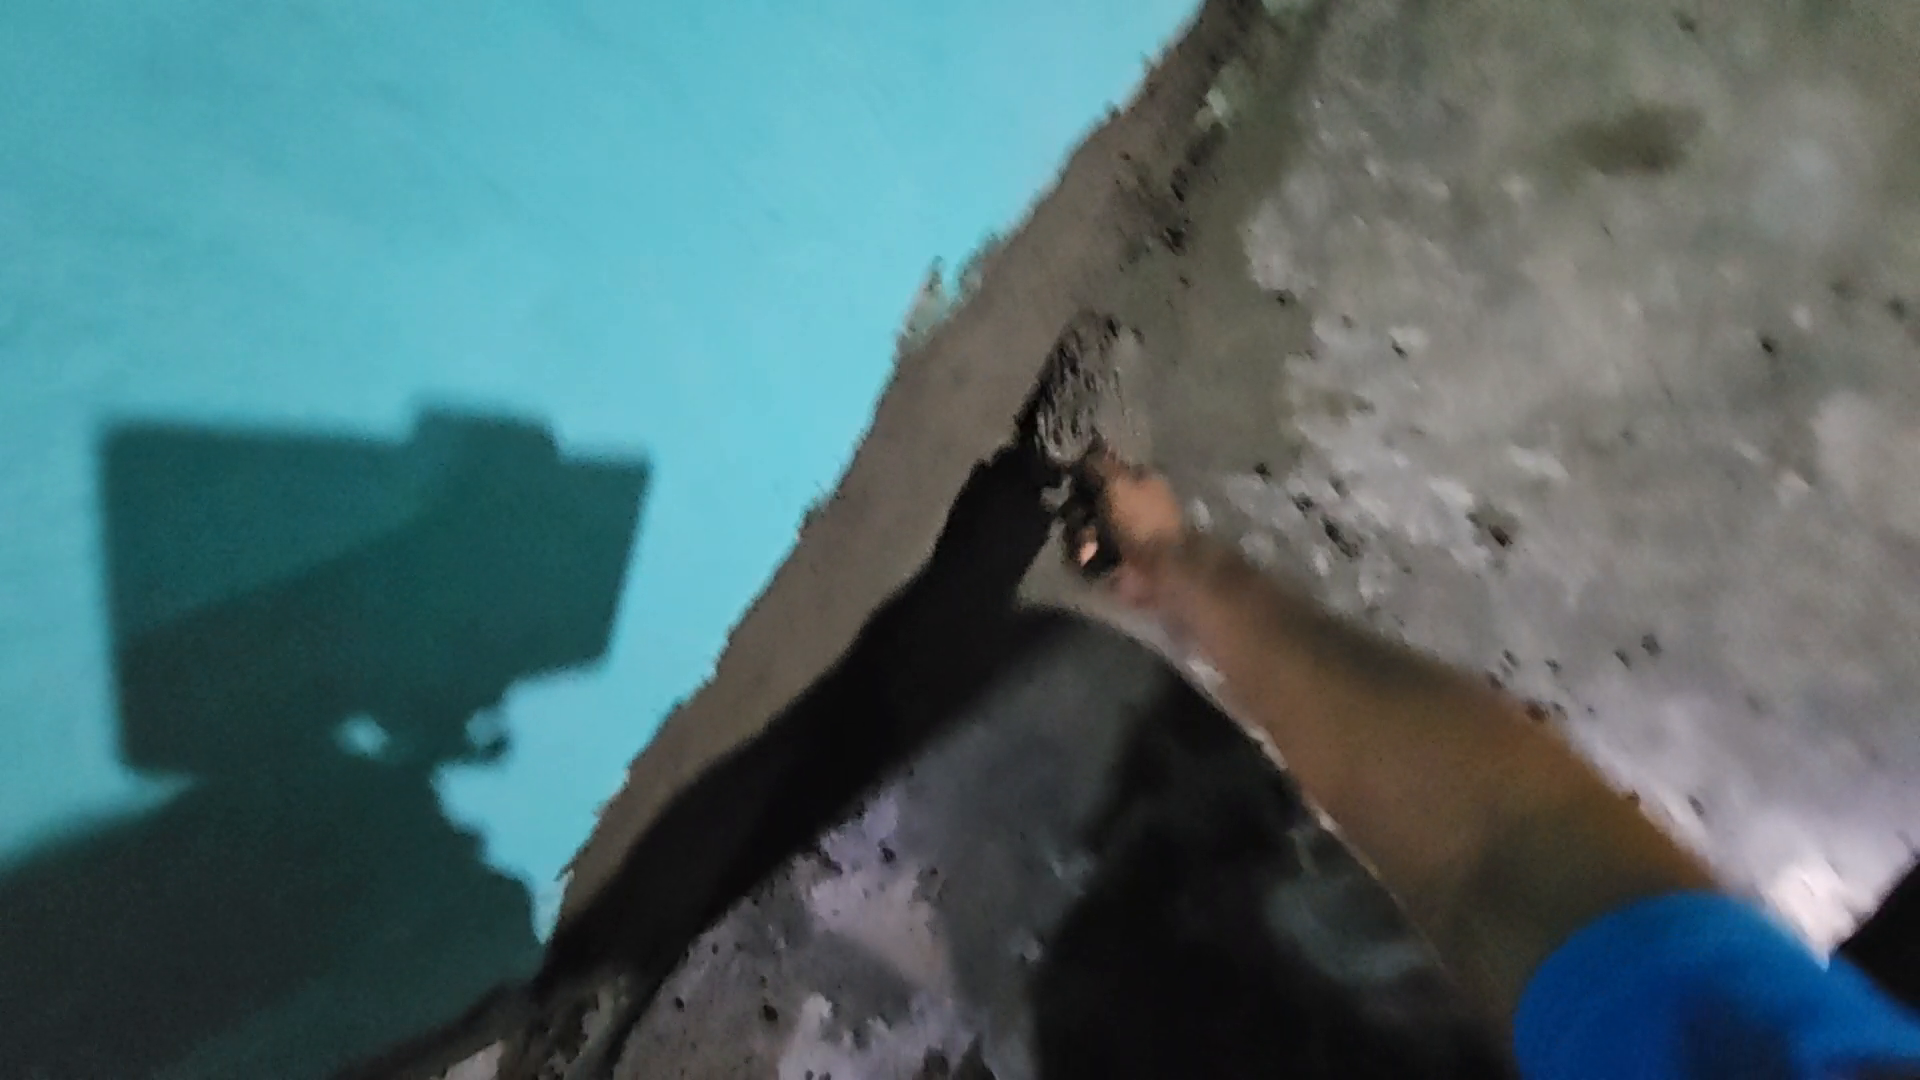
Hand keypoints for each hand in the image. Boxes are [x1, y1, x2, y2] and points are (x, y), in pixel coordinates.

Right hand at [1077, 451, 1187, 608]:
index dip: (1082, 477)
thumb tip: (1082, 454)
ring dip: (1079, 536)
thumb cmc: (1141, 520)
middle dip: (1077, 511)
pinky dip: (1082, 557)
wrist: (1159, 570)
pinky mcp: (1111, 561)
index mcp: (1138, 481)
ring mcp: (1119, 535)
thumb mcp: (1119, 482)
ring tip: (1088, 545)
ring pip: (1081, 529)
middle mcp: (1128, 506)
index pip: (1101, 471)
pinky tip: (1089, 559)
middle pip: (1086, 501)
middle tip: (1079, 518)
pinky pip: (1083, 554)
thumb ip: (1098, 465)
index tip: (1071, 483)